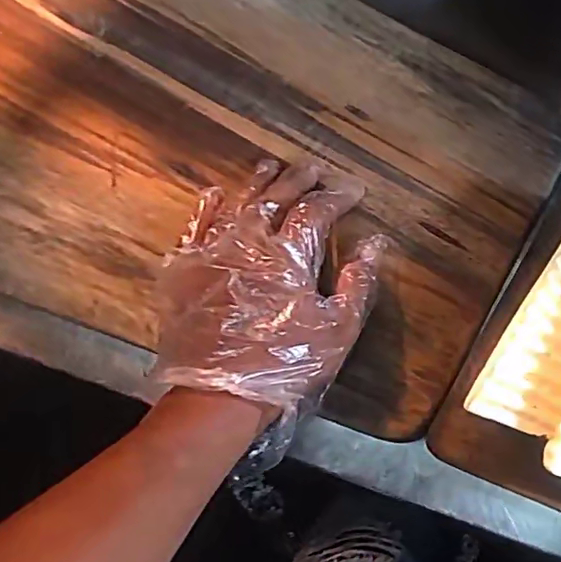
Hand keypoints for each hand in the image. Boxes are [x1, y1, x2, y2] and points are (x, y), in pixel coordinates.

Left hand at [150, 158, 388, 419]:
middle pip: (276, 199)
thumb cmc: (287, 364)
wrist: (219, 397)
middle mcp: (249, 245)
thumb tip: (375, 244)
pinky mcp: (184, 272)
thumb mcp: (339, 328)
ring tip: (271, 165)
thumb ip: (358, 283)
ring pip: (237, 206)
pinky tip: (216, 193)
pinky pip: (195, 229)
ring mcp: (212, 255)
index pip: (316, 213)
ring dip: (257, 183)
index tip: (355, 189)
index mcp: (289, 259)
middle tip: (315, 167)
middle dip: (299, 179)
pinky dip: (207, 208)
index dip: (337, 197)